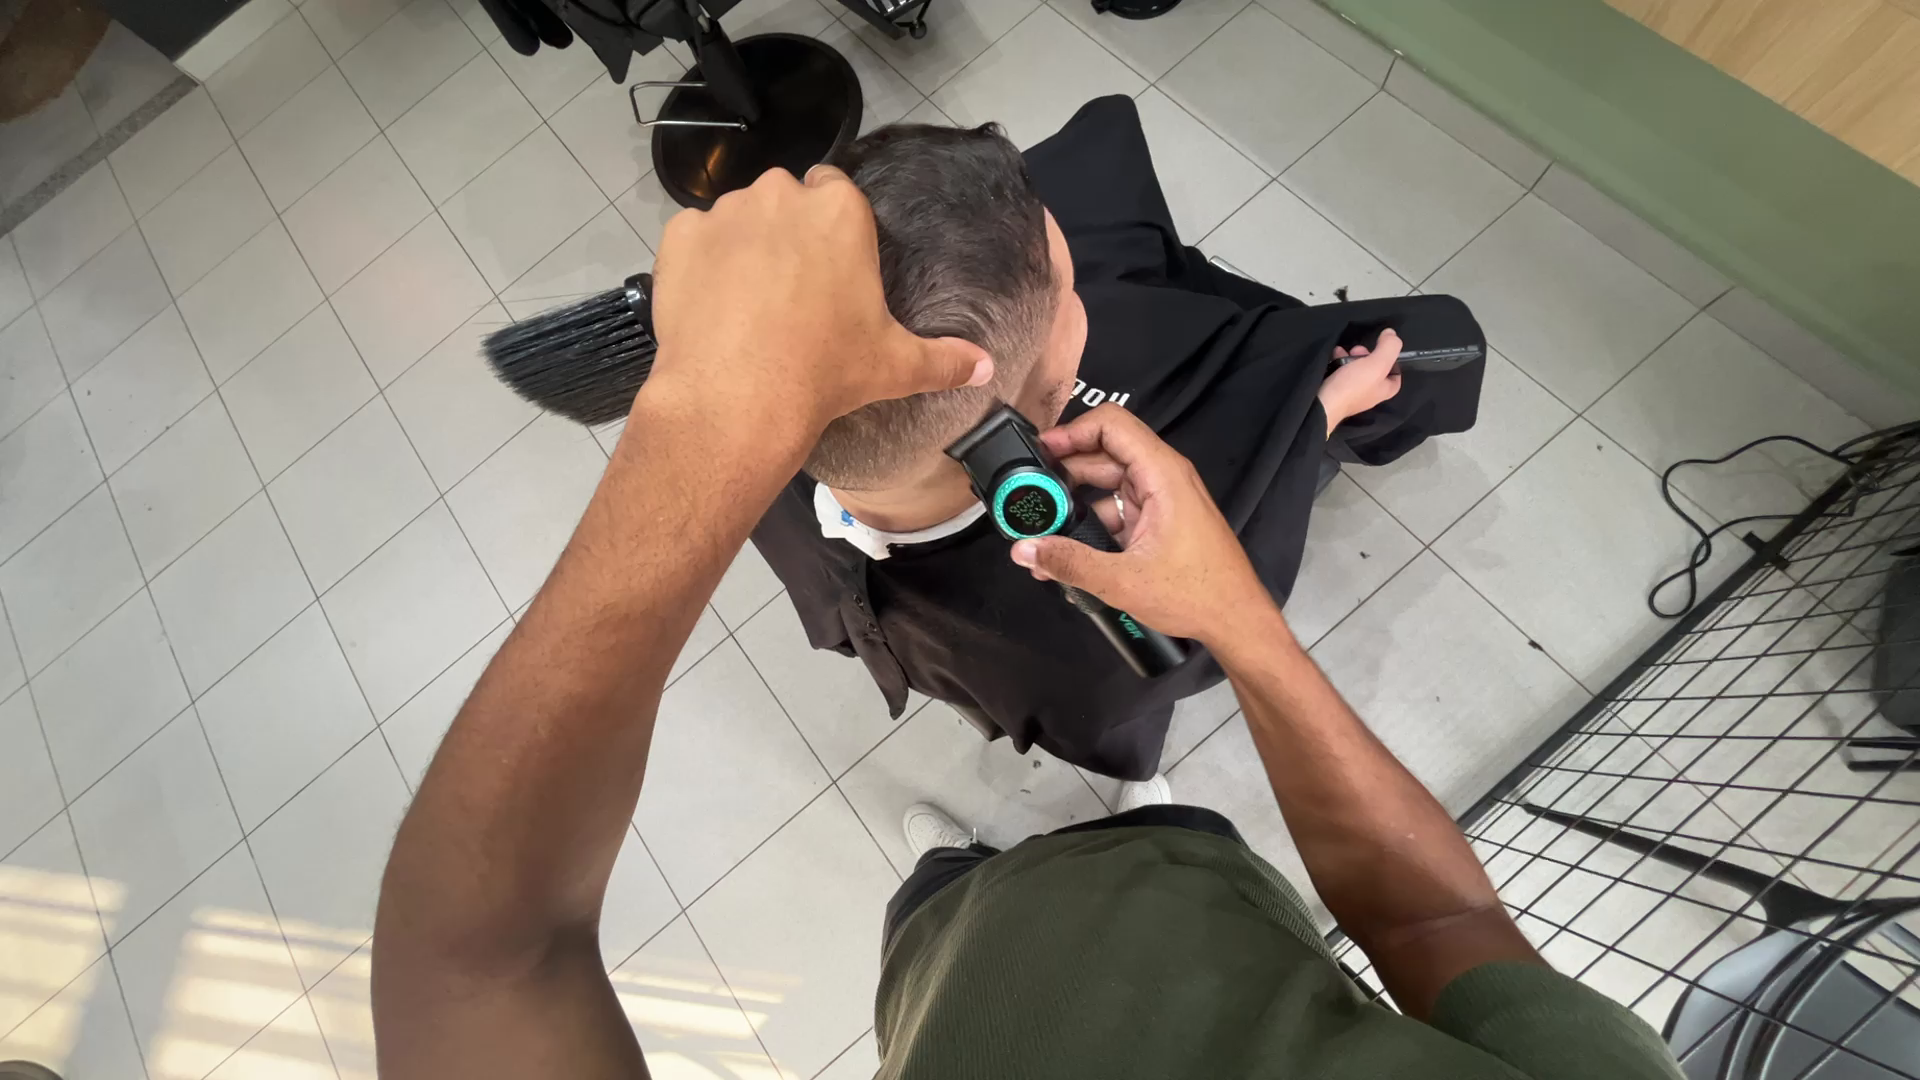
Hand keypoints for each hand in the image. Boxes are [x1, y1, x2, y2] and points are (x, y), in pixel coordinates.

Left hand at [644, 166, 991, 434]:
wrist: (740, 399)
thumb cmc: (828, 372)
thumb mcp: (896, 367)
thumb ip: (946, 360)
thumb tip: (986, 367)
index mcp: (839, 212)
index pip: (836, 190)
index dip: (834, 229)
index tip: (833, 270)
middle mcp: (779, 195)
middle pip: (787, 202)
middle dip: (791, 234)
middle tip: (795, 294)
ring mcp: (724, 213)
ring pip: (741, 219)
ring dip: (747, 248)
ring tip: (752, 307)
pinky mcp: (679, 237)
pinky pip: (696, 241)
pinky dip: (704, 266)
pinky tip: (715, 309)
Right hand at [1007, 404, 1279, 645]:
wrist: (1236, 620)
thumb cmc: (1195, 594)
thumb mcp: (1123, 580)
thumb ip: (1069, 562)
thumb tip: (1023, 550)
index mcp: (1161, 474)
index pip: (1111, 425)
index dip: (1072, 431)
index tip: (1040, 452)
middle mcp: (1161, 477)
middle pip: (1103, 453)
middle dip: (1063, 469)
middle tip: (1029, 493)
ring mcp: (1159, 499)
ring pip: (1105, 483)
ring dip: (1073, 500)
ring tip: (1041, 526)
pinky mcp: (1156, 521)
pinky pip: (1115, 509)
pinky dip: (1089, 523)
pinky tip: (1064, 550)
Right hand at [1318, 327, 1402, 435]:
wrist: (1321, 404)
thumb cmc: (1353, 385)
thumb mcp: (1378, 363)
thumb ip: (1389, 346)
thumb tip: (1391, 334)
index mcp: (1385, 390)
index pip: (1395, 373)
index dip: (1391, 360)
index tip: (1381, 349)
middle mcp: (1370, 394)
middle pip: (1373, 370)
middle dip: (1366, 356)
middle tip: (1357, 349)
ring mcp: (1350, 395)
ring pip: (1354, 371)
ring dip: (1348, 358)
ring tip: (1340, 351)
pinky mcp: (1334, 393)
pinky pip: (1339, 375)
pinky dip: (1336, 365)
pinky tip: (1331, 359)